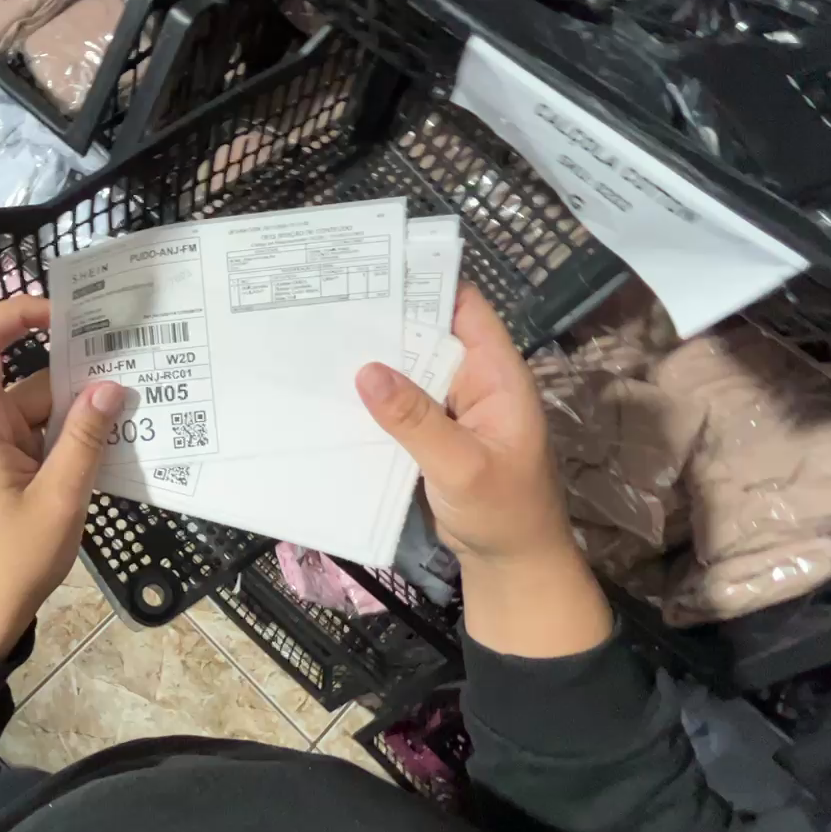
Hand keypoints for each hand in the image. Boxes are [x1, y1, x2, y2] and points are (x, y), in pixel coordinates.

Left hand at [0, 296, 125, 659]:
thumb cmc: (11, 560)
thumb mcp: (59, 499)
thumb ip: (86, 439)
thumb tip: (111, 386)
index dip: (16, 313)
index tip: (65, 314)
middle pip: (22, 378)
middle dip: (71, 371)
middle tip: (127, 361)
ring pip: (35, 411)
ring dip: (77, 411)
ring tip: (133, 405)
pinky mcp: (1, 472)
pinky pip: (37, 439)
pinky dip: (68, 438)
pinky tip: (111, 442)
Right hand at [354, 284, 570, 565]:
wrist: (509, 560)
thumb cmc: (502, 510)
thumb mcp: (461, 465)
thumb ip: (415, 420)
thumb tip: (365, 370)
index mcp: (495, 376)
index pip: (465, 310)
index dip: (428, 284)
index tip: (376, 271)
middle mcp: (472, 383)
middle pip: (428, 335)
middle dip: (388, 319)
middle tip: (329, 303)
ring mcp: (449, 409)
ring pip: (408, 370)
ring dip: (374, 360)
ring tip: (321, 339)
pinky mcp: (429, 433)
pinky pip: (398, 405)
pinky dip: (372, 398)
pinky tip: (335, 392)